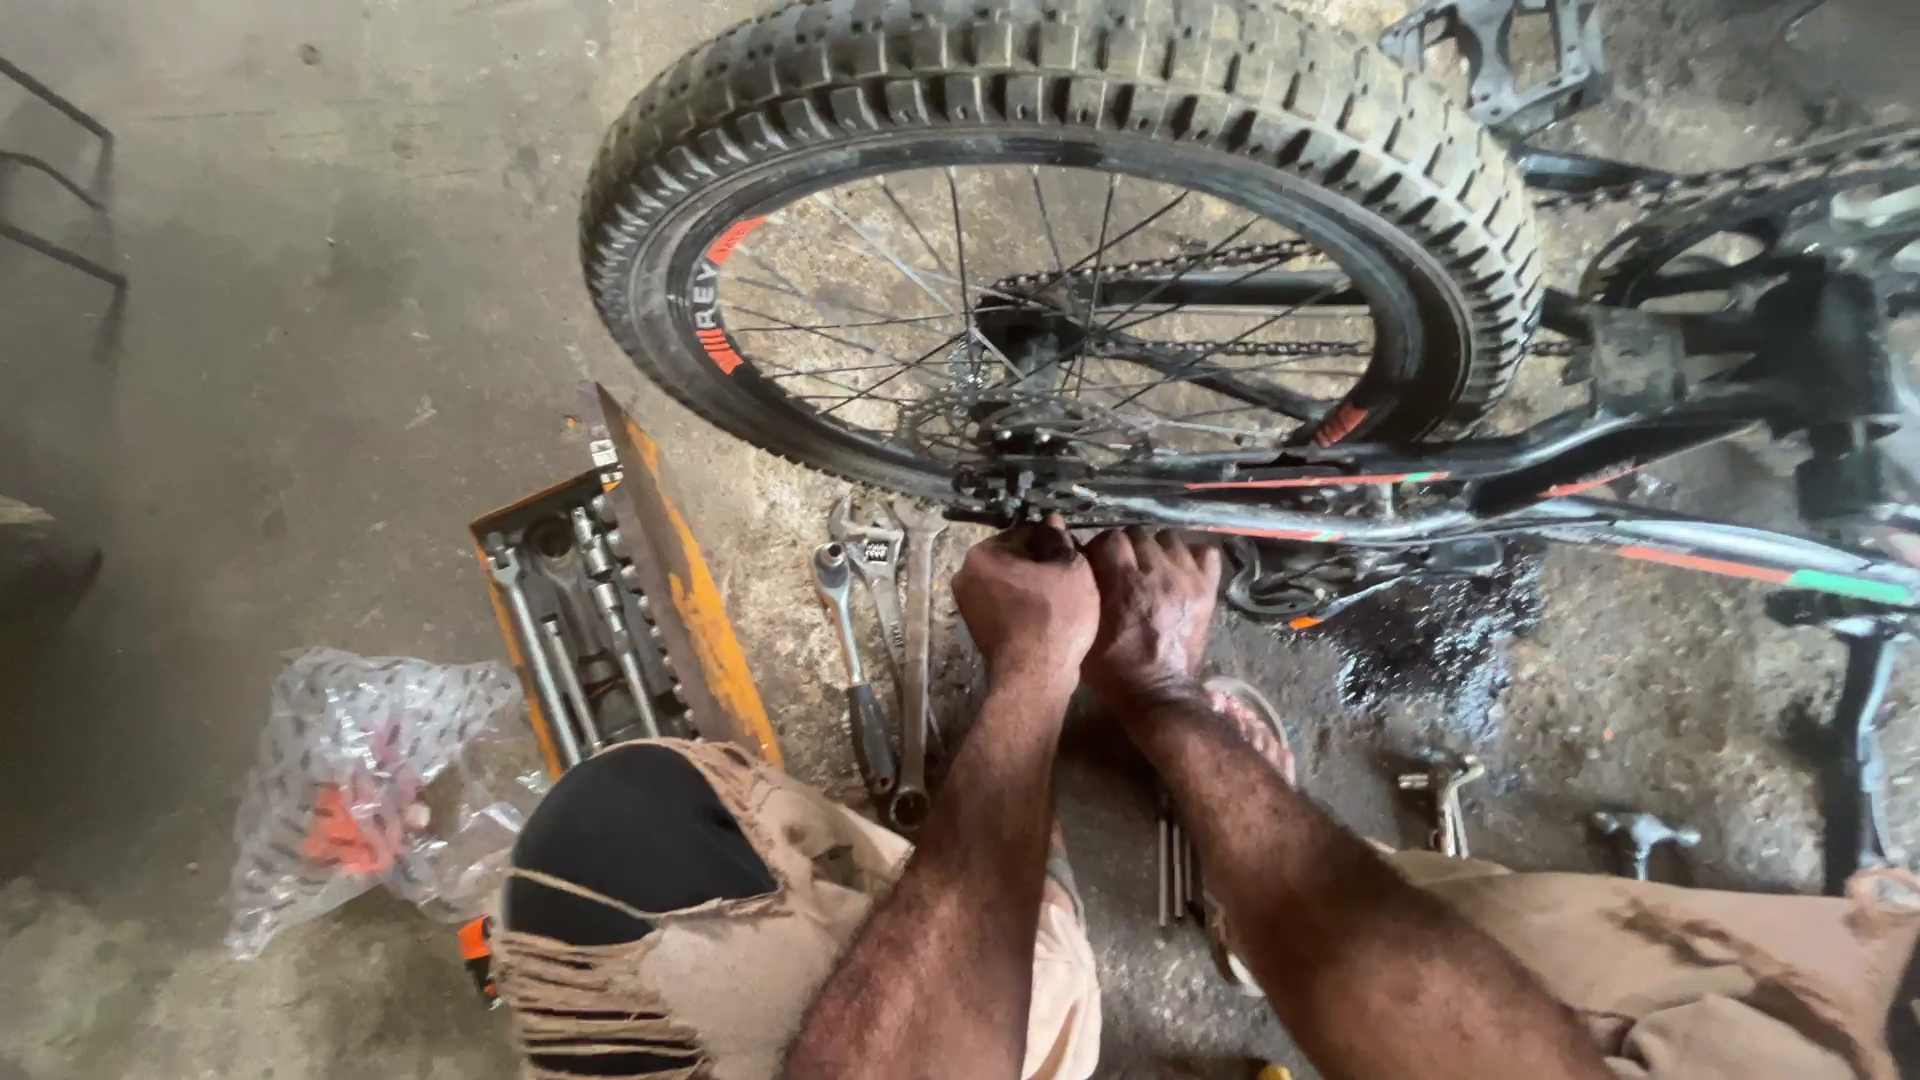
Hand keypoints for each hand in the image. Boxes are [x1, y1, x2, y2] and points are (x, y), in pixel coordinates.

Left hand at [953, 514, 1099, 695]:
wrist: (1035, 676)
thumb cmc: (1054, 617)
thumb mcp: (1070, 569)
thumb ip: (1059, 540)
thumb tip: (1052, 522)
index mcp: (982, 553)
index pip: (1024, 532)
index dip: (1053, 542)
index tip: (1072, 557)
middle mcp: (965, 574)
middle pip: (1013, 557)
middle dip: (1040, 563)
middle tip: (1069, 578)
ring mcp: (967, 604)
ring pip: (1010, 582)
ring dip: (1033, 584)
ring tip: (1062, 598)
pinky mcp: (976, 627)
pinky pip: (1005, 604)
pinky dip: (1024, 605)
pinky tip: (1048, 615)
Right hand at [1081, 527, 1222, 709]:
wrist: (1158, 694)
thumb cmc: (1112, 667)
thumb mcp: (1083, 630)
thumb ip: (1083, 591)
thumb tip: (1080, 561)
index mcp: (1124, 584)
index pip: (1110, 538)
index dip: (1100, 549)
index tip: (1098, 563)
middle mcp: (1158, 575)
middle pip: (1139, 533)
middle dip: (1126, 546)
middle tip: (1123, 566)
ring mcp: (1187, 581)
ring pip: (1169, 538)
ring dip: (1156, 548)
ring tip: (1150, 567)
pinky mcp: (1207, 591)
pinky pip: (1205, 552)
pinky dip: (1191, 556)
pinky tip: (1179, 570)